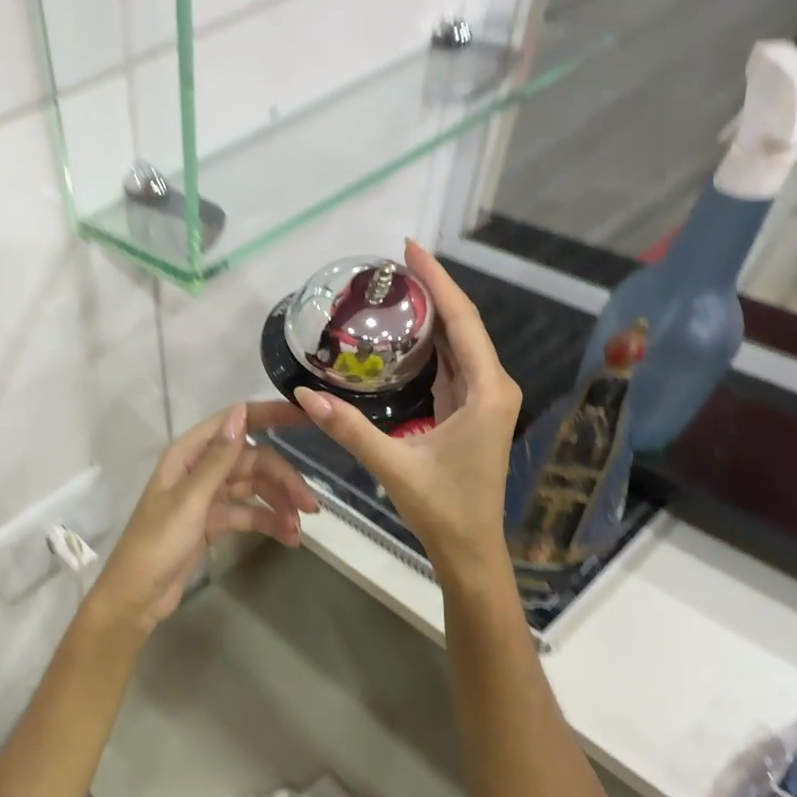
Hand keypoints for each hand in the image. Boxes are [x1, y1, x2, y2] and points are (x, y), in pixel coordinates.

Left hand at [83, 401, 317, 635]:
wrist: (137, 594)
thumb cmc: (157, 543)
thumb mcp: (190, 500)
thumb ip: (218, 459)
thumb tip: (241, 412)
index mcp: (186, 455)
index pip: (233, 423)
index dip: (269, 415)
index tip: (306, 417)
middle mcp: (198, 470)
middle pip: (251, 460)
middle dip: (282, 478)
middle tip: (311, 505)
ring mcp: (206, 497)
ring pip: (253, 488)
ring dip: (279, 503)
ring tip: (300, 527)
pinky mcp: (212, 523)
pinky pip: (247, 514)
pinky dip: (267, 522)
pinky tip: (288, 537)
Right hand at [293, 242, 520, 575]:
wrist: (470, 547)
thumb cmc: (443, 507)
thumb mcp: (393, 465)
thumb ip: (349, 429)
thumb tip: (305, 395)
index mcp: (486, 391)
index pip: (463, 322)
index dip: (438, 281)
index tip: (411, 248)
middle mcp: (492, 387)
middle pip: (463, 326)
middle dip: (431, 292)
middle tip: (392, 267)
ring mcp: (483, 400)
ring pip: (458, 345)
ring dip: (431, 317)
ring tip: (395, 291)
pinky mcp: (471, 412)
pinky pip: (452, 367)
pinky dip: (430, 346)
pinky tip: (404, 338)